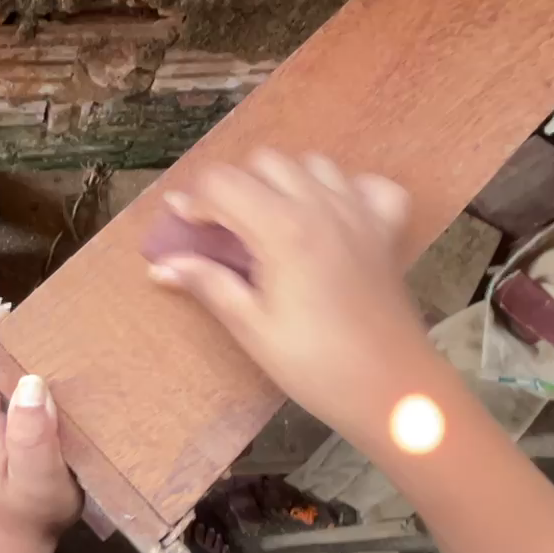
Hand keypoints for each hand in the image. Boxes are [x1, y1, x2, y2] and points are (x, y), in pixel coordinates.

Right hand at [147, 150, 438, 441]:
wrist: (393, 390)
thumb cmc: (314, 364)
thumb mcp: (251, 327)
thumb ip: (207, 283)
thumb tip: (160, 265)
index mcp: (283, 228)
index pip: (223, 183)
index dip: (195, 200)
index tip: (184, 225)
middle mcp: (321, 205)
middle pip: (264, 162)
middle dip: (235, 187)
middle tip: (224, 230)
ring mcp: (360, 212)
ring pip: (311, 164)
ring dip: (283, 182)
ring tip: (270, 221)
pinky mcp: (386, 228)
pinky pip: (365, 183)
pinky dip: (343, 189)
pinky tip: (329, 217)